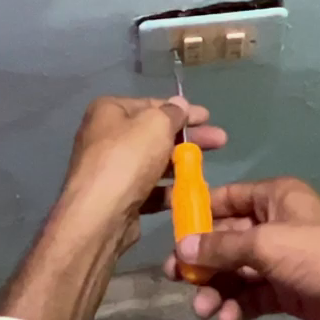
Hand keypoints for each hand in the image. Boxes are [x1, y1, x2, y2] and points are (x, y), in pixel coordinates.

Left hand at [56, 95, 226, 250]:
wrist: (100, 215)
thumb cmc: (128, 158)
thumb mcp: (156, 125)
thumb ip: (172, 113)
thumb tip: (178, 104)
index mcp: (109, 111)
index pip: (151, 105)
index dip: (182, 110)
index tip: (208, 117)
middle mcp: (106, 136)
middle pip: (154, 134)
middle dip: (188, 137)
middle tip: (220, 141)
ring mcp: (111, 169)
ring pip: (154, 161)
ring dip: (181, 163)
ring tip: (206, 168)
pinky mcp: (118, 197)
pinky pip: (149, 188)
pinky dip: (170, 188)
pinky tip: (191, 191)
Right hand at [164, 177, 319, 319]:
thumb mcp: (268, 244)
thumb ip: (222, 246)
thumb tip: (181, 246)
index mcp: (275, 197)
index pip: (227, 199)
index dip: (199, 215)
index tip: (171, 236)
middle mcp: (277, 224)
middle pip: (228, 239)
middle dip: (203, 259)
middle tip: (176, 280)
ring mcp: (284, 260)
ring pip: (238, 271)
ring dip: (217, 288)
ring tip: (204, 311)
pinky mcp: (291, 292)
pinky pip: (254, 296)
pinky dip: (238, 306)